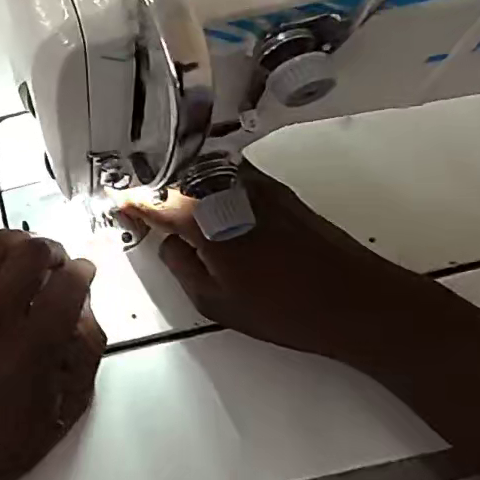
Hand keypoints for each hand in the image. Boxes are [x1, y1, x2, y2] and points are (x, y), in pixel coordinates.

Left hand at [0, 231, 105, 479]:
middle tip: (56, 260)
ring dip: (12, 241)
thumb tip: (85, 308)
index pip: (66, 286)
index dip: (82, 272)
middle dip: (51, 250)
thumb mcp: (64, 409)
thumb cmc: (0, 443)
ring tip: (23, 253)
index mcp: (29, 350)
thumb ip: (85, 352)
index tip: (83, 271)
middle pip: (28, 253)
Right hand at [124, 164, 428, 362]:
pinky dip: (209, 181)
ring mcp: (253, 183)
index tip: (117, 206)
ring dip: (180, 179)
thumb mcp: (216, 302)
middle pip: (175, 176)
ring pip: (202, 169)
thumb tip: (169, 242)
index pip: (152, 202)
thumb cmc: (285, 309)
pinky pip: (228, 173)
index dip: (130, 203)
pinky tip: (209, 201)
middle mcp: (225, 189)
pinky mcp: (276, 188)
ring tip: (169, 199)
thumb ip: (181, 266)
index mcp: (203, 218)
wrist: (362, 303)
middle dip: (152, 186)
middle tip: (140, 203)